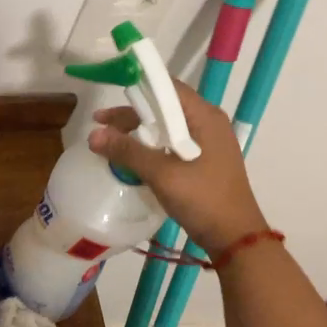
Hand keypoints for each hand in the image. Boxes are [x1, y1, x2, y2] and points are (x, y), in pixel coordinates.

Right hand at [88, 79, 269, 251]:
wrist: (234, 237)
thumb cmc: (204, 199)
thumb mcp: (163, 174)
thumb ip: (128, 152)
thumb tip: (92, 135)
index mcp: (205, 117)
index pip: (167, 88)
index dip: (137, 88)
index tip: (108, 95)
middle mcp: (207, 124)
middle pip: (163, 108)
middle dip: (131, 115)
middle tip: (100, 126)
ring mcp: (206, 145)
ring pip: (165, 128)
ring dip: (137, 134)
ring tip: (109, 144)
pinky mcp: (201, 163)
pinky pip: (169, 146)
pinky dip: (148, 148)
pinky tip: (130, 160)